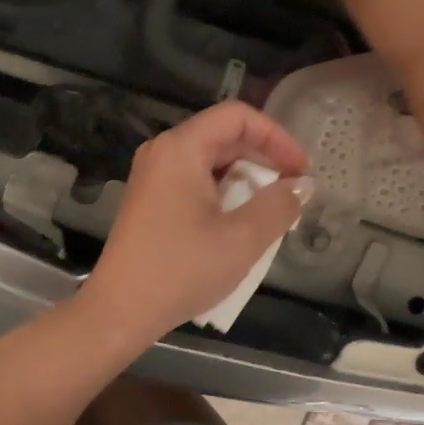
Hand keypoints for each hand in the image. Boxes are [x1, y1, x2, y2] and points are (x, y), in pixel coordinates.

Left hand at [81, 102, 311, 339]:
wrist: (121, 308)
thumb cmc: (182, 269)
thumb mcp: (242, 239)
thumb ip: (278, 205)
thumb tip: (302, 185)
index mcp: (180, 147)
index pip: (236, 116)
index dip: (276, 136)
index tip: (300, 171)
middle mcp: (162, 151)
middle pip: (222, 135)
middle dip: (262, 158)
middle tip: (292, 193)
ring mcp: (152, 174)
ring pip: (209, 159)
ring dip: (244, 177)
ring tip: (271, 210)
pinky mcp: (150, 197)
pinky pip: (193, 178)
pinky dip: (222, 191)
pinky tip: (239, 221)